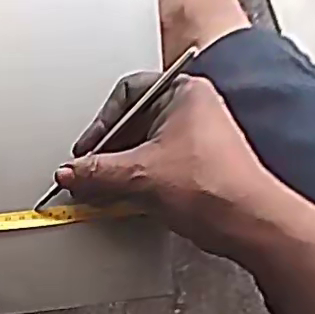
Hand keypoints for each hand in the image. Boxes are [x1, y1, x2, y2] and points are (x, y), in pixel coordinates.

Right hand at [56, 75, 294, 260]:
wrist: (244, 221)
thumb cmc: (213, 186)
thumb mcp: (140, 174)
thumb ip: (97, 172)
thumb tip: (70, 172)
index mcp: (182, 92)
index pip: (125, 94)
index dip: (99, 124)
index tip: (84, 151)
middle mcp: (188, 110)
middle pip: (129, 124)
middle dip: (103, 153)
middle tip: (84, 174)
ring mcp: (190, 139)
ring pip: (137, 148)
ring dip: (113, 171)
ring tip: (97, 189)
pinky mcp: (189, 167)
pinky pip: (148, 167)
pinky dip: (128, 182)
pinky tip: (115, 198)